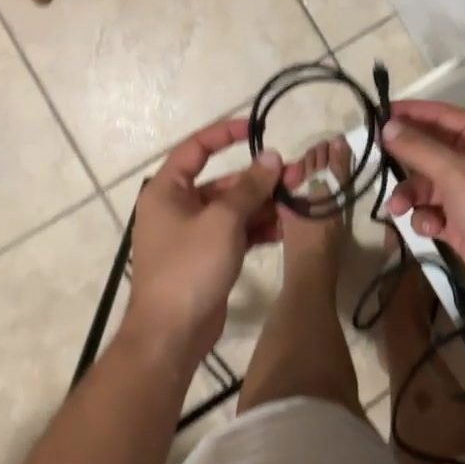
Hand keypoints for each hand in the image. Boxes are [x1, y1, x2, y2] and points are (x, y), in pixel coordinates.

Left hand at [124, 119, 290, 371]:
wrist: (171, 335)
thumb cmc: (189, 268)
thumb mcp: (223, 220)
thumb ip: (250, 186)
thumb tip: (272, 156)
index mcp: (167, 191)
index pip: (196, 148)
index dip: (225, 133)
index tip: (256, 128)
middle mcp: (177, 208)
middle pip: (222, 182)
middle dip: (258, 179)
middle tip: (294, 176)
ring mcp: (192, 235)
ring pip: (233, 208)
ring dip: (263, 204)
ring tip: (297, 201)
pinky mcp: (207, 258)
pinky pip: (235, 232)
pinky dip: (257, 228)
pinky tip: (285, 228)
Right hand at [383, 100, 464, 307]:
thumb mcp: (455, 173)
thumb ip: (419, 149)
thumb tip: (388, 126)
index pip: (443, 116)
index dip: (413, 112)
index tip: (380, 113)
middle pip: (432, 150)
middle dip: (406, 157)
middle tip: (377, 157)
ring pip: (428, 185)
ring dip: (410, 194)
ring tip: (396, 208)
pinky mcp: (463, 224)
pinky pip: (434, 212)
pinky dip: (426, 218)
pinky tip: (428, 227)